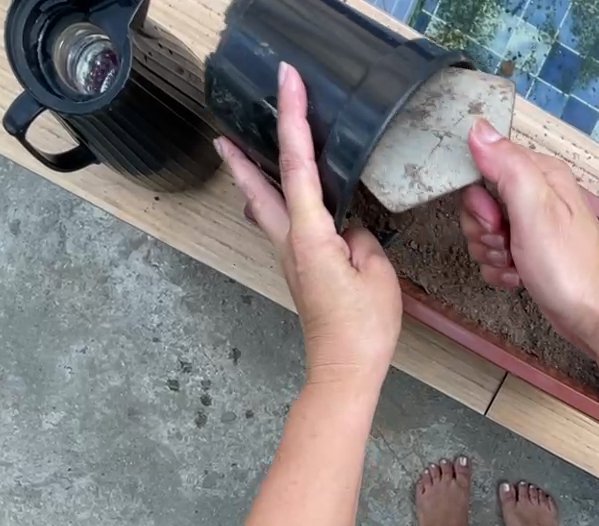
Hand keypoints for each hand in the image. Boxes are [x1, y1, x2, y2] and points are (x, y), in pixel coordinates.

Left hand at [215, 63, 400, 389]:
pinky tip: (281, 203)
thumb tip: (347, 229)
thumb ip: (361, 239)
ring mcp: (291, 262)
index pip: (297, 166)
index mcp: (310, 237)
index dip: (293, 119)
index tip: (288, 81)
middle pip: (259, 191)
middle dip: (240, 160)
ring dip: (251, 182)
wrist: (345, 371)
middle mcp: (290, 245)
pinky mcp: (300, 276)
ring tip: (238, 157)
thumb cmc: (363, 329)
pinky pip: (282, 229)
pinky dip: (275, 205)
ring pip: (265, 211)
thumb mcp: (377, 274)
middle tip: (221, 134)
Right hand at [459, 121, 598, 349]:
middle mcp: (537, 196)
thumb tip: (477, 127)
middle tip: (506, 245)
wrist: (595, 317)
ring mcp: (532, 229)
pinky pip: (495, 258)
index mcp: (540, 174)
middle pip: (480, 204)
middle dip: (483, 231)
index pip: (485, 166)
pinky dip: (500, 272)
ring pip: (485, 234)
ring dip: (491, 255)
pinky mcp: (529, 256)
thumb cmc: (569, 266)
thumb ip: (506, 165)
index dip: (479, 198)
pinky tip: (517, 279)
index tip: (495, 221)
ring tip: (516, 265)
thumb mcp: (535, 207)